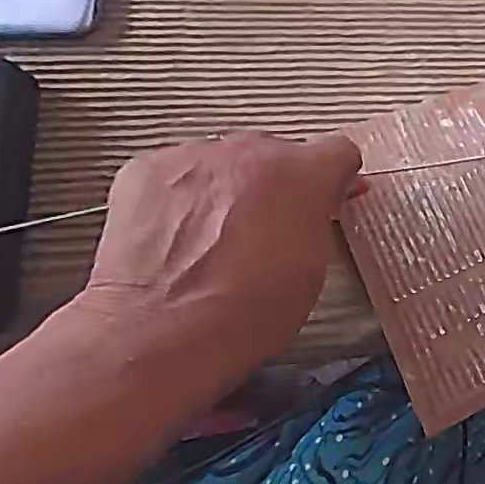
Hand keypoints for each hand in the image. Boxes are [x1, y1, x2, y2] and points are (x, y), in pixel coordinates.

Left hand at [71, 132, 362, 395]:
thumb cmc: (246, 312)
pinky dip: (181, 197)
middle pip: (275, 153)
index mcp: (302, 175)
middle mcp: (250, 151)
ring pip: (223, 161)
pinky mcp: (147, 169)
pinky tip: (177, 235)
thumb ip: (316, 220)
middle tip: (266, 227)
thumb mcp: (311, 268)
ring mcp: (194, 156)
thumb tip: (312, 207)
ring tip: (213, 237)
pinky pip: (176, 172)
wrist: (163, 332)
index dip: (335, 177)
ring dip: (227, 188)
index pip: (337, 151)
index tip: (328, 195)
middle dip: (277, 184)